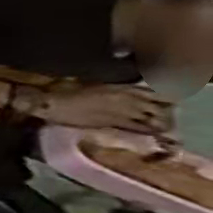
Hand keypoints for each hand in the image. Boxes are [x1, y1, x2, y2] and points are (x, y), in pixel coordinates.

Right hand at [29, 84, 173, 133]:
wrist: (50, 105)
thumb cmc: (61, 90)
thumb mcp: (86, 82)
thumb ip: (108, 87)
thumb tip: (119, 89)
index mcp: (122, 88)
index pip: (156, 93)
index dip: (163, 97)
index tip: (163, 99)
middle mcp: (128, 100)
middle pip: (159, 108)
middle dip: (163, 112)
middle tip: (159, 114)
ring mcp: (123, 113)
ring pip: (153, 120)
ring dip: (157, 122)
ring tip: (156, 124)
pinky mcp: (116, 124)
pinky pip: (140, 128)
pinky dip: (146, 129)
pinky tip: (146, 130)